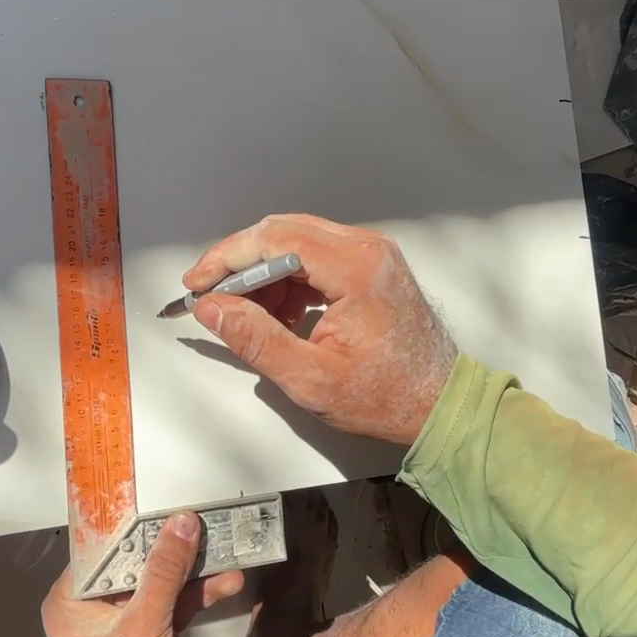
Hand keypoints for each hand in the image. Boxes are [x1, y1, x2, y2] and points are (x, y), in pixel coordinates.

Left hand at [41, 512, 244, 636]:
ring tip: (225, 542)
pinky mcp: (154, 635)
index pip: (102, 546)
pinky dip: (201, 592)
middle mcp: (97, 604)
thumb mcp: (141, 632)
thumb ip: (163, 574)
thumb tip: (181, 523)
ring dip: (194, 566)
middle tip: (203, 515)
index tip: (162, 496)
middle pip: (138, 559)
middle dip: (172, 541)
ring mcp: (128, 620)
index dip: (133, 522)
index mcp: (73, 600)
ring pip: (162, 578)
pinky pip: (177, 602)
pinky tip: (228, 579)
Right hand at [184, 214, 457, 444]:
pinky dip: (285, 280)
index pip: (277, 240)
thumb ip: (256, 340)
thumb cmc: (387, 396)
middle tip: (210, 296)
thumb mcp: (311, 379)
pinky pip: (313, 257)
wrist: (437, 402)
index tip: (198, 283)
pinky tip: (275, 314)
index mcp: (356, 269)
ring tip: (245, 315)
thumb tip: (213, 310)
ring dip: (262, 273)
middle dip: (239, 263)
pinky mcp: (367, 265)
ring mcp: (369, 254)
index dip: (228, 257)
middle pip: (283, 233)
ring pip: (295, 243)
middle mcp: (366, 249)